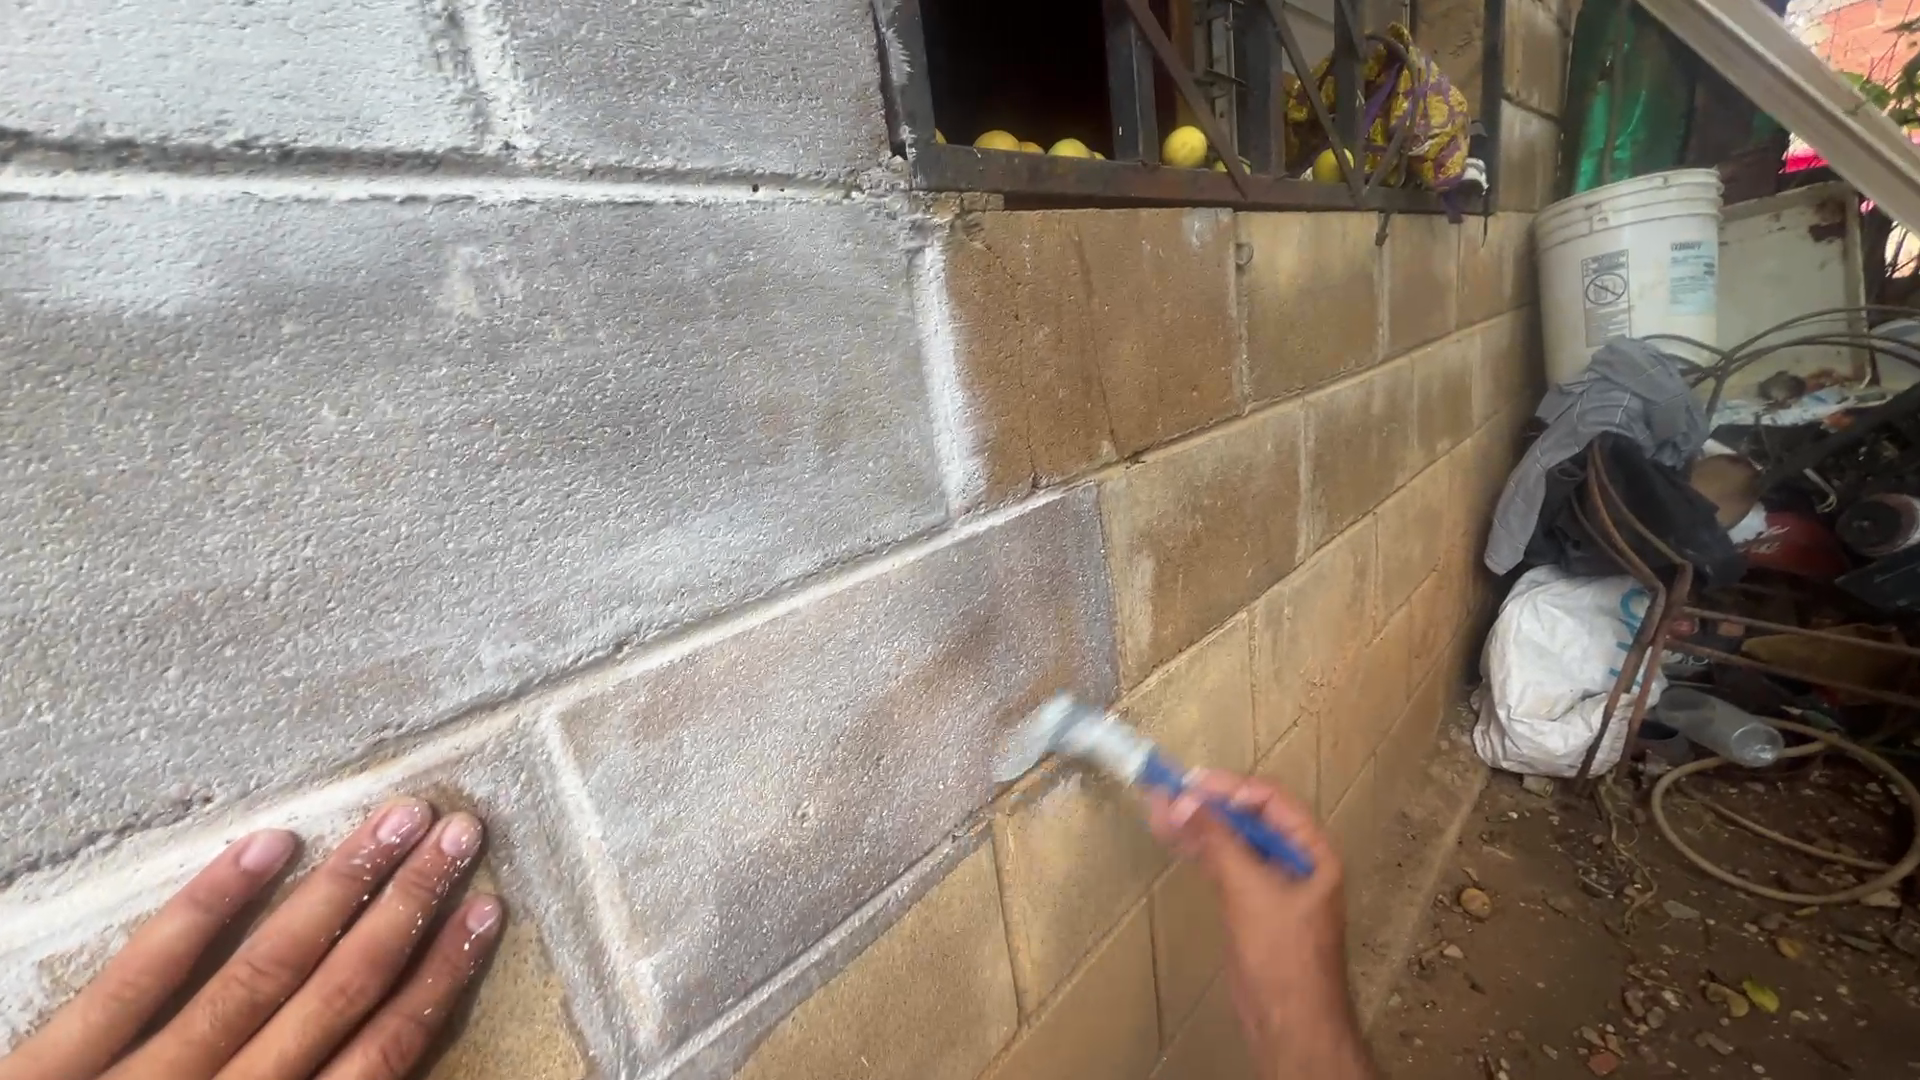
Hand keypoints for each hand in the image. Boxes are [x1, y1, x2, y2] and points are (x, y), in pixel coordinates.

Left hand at [0, 800, 503, 1079]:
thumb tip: (389, 1058)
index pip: (384, 1052)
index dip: (442, 975)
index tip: (488, 907)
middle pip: (340, 992)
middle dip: (410, 905)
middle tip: (460, 832)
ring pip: (263, 971)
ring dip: (341, 886)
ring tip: (397, 817)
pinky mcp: (39, 1078)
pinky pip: (131, 983)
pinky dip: (203, 910)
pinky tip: (268, 843)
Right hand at [1148, 771, 1374, 1079]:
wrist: (1288, 1025)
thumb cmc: (1281, 955)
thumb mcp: (1249, 890)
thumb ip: (1217, 841)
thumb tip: (1182, 798)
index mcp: (1311, 851)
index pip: (1271, 800)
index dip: (1231, 787)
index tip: (1191, 784)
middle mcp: (1293, 859)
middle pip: (1247, 816)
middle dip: (1207, 804)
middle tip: (1167, 792)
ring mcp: (1269, 881)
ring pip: (1229, 838)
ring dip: (1196, 823)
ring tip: (1157, 808)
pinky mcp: (1247, 900)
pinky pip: (1221, 861)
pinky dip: (1196, 847)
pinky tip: (1170, 834)